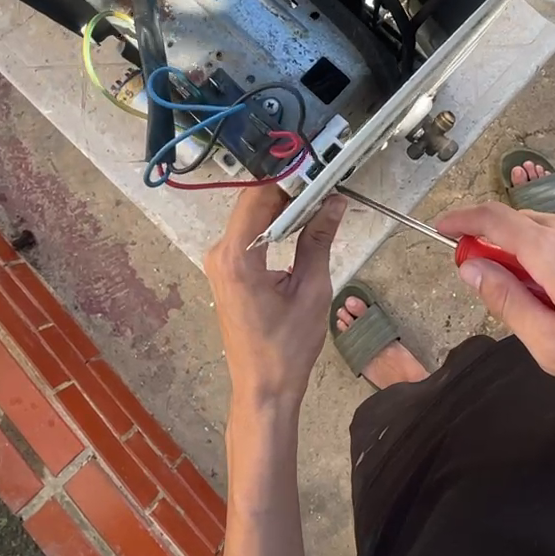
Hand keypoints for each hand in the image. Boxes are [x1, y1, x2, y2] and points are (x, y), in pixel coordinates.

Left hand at [205, 186, 346, 411]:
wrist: (263, 387)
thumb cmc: (288, 346)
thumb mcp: (312, 289)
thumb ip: (319, 239)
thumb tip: (335, 201)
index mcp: (237, 258)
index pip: (259, 197)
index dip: (289, 178)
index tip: (318, 167)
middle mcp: (220, 254)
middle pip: (253, 202)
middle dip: (288, 188)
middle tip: (324, 180)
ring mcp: (219, 262)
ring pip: (251, 215)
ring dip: (282, 204)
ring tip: (318, 196)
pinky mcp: (226, 270)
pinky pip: (249, 233)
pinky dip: (273, 222)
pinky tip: (299, 220)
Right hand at [437, 202, 554, 456]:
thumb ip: (508, 302)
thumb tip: (471, 267)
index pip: (496, 218)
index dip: (463, 219)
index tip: (441, 230)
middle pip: (522, 222)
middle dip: (493, 242)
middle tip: (481, 280)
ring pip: (549, 230)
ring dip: (526, 250)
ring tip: (530, 300)